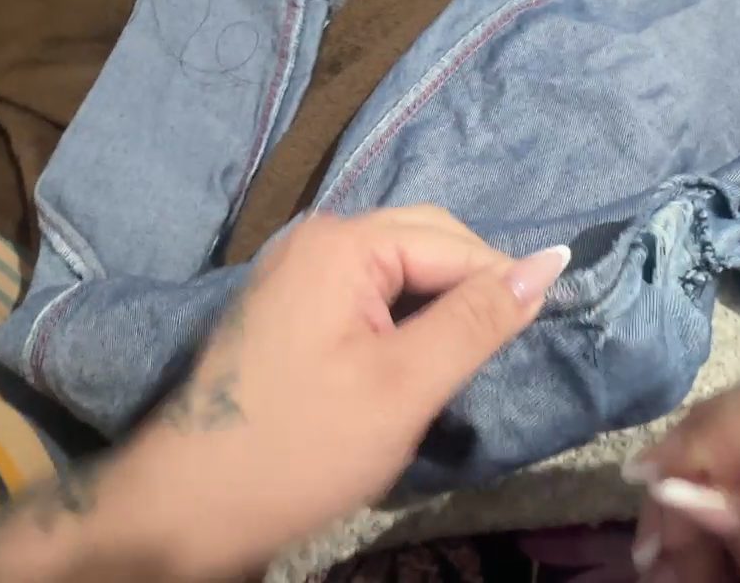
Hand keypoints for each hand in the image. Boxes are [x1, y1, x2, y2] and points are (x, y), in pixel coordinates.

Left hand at [0, 207, 569, 581]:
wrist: (189, 504)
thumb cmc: (301, 446)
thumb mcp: (403, 386)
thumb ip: (476, 319)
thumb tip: (550, 262)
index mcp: (343, 242)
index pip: (450, 243)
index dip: (502, 282)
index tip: (542, 331)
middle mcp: (319, 235)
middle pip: (423, 238)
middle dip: (470, 284)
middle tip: (503, 346)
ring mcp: (301, 265)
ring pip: (399, 263)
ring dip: (440, 299)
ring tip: (467, 351)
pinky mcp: (295, 298)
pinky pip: (369, 285)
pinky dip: (405, 311)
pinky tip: (419, 347)